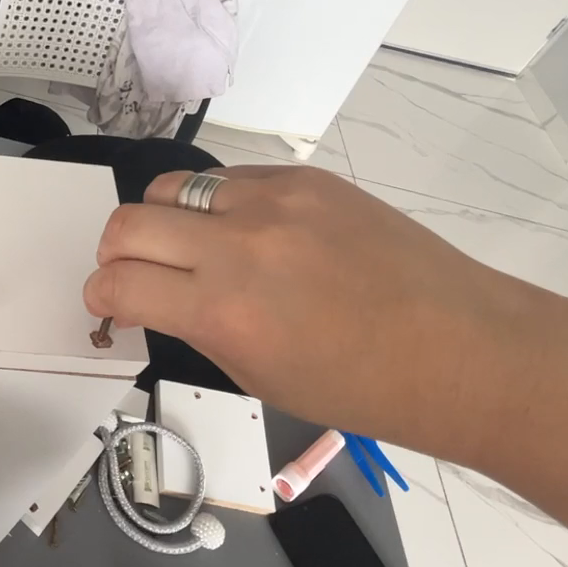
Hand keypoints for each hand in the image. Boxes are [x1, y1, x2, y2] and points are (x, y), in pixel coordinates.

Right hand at [84, 166, 567, 461]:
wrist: (469, 352)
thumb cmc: (364, 389)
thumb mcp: (258, 376)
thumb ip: (194, 326)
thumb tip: (152, 296)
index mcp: (224, 312)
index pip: (118, 283)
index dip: (98, 294)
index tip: (106, 301)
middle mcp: (237, 246)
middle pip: (126, 222)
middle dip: (112, 252)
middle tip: (130, 270)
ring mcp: (272, 201)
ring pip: (169, 187)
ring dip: (161, 220)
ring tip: (186, 243)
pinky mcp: (303, 177)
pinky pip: (227, 178)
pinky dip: (216, 204)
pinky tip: (244, 230)